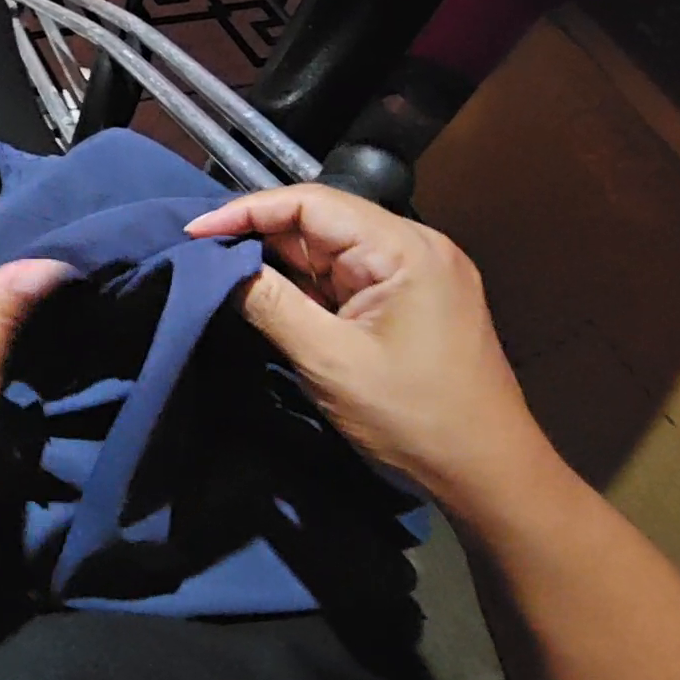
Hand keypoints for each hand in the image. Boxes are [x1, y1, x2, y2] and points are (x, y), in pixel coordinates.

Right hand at [186, 184, 550, 503]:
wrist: (487, 476)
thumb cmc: (413, 415)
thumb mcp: (328, 358)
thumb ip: (268, 302)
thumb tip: (214, 264)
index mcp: (404, 248)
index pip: (310, 203)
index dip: (245, 210)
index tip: (192, 233)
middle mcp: (410, 247)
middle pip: (315, 220)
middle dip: (253, 234)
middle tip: (196, 254)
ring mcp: (406, 274)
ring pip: (320, 248)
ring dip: (270, 260)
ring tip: (213, 270)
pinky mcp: (398, 299)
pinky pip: (333, 276)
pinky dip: (293, 282)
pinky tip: (257, 291)